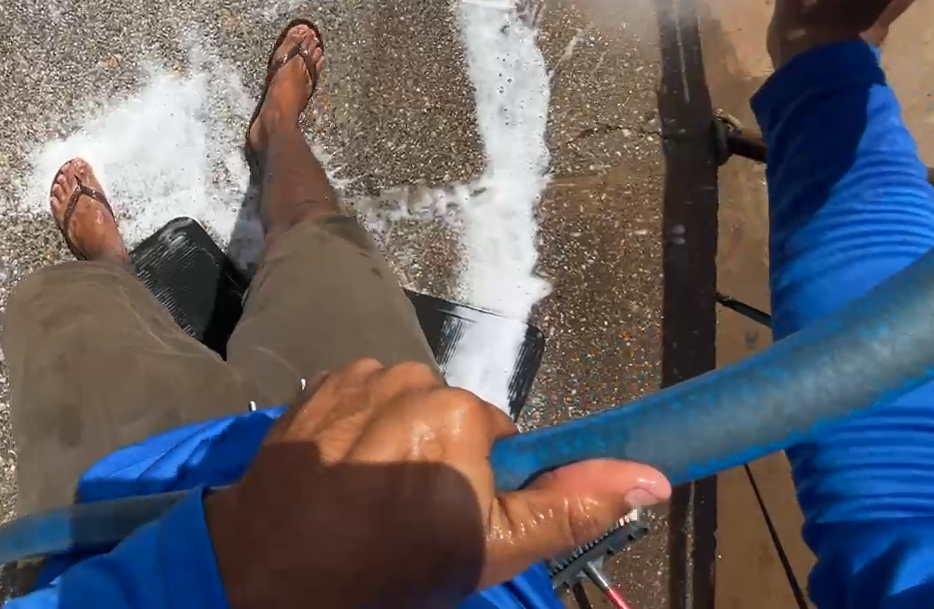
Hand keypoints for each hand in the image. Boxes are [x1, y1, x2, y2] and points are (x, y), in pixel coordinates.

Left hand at [203, 360, 669, 608]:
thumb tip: (652, 474)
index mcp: (460, 408)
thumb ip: (570, 505)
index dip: (480, 479)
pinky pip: (356, 398)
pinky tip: (339, 465)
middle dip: (437, 452)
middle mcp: (408, 373)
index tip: (450, 511)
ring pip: (398, 404)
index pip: (495, 437)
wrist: (282, 557)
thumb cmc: (395, 559)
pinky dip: (354, 424)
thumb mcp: (494, 545)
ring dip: (393, 435)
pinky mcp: (316, 382)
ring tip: (367, 489)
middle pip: (444, 415)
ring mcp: (356, 373)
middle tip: (405, 507)